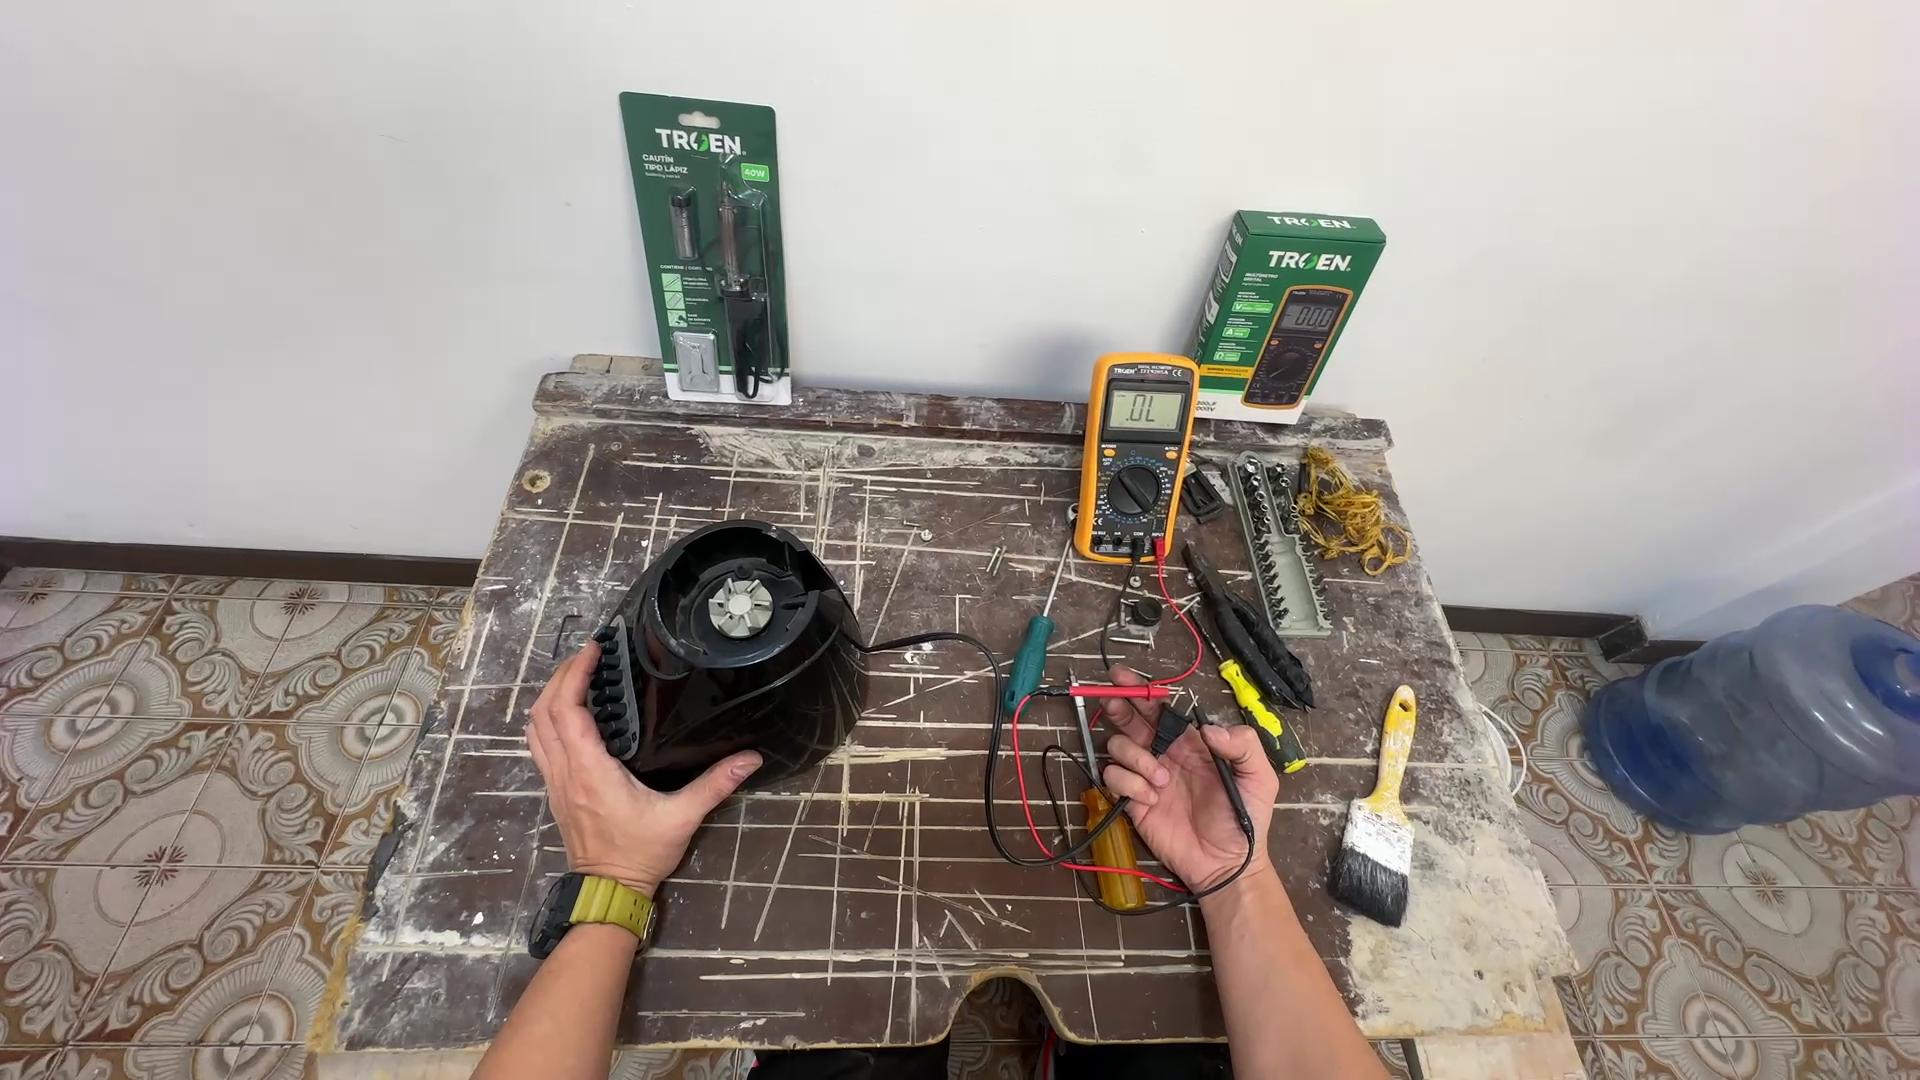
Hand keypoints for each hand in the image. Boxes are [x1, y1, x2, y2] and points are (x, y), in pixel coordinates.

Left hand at [527, 644, 761, 896]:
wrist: (609, 892)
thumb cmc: (641, 852)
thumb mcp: (683, 816)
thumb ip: (715, 784)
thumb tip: (751, 757)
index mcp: (590, 770)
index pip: (567, 711)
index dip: (575, 676)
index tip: (595, 650)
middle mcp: (565, 771)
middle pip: (543, 712)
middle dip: (561, 676)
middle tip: (590, 653)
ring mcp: (555, 781)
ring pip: (535, 728)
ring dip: (550, 695)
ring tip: (579, 674)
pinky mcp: (557, 789)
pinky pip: (540, 743)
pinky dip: (549, 717)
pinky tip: (572, 710)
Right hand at [1097, 665, 1278, 891]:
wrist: (1227, 865)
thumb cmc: (1245, 819)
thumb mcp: (1260, 779)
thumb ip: (1243, 746)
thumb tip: (1208, 729)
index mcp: (1190, 742)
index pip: (1161, 708)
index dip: (1142, 690)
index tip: (1124, 678)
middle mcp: (1163, 752)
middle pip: (1130, 718)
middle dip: (1118, 704)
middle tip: (1111, 698)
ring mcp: (1146, 775)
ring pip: (1118, 745)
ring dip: (1135, 756)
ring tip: (1161, 779)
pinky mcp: (1134, 799)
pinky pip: (1115, 777)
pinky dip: (1130, 784)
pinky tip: (1152, 799)